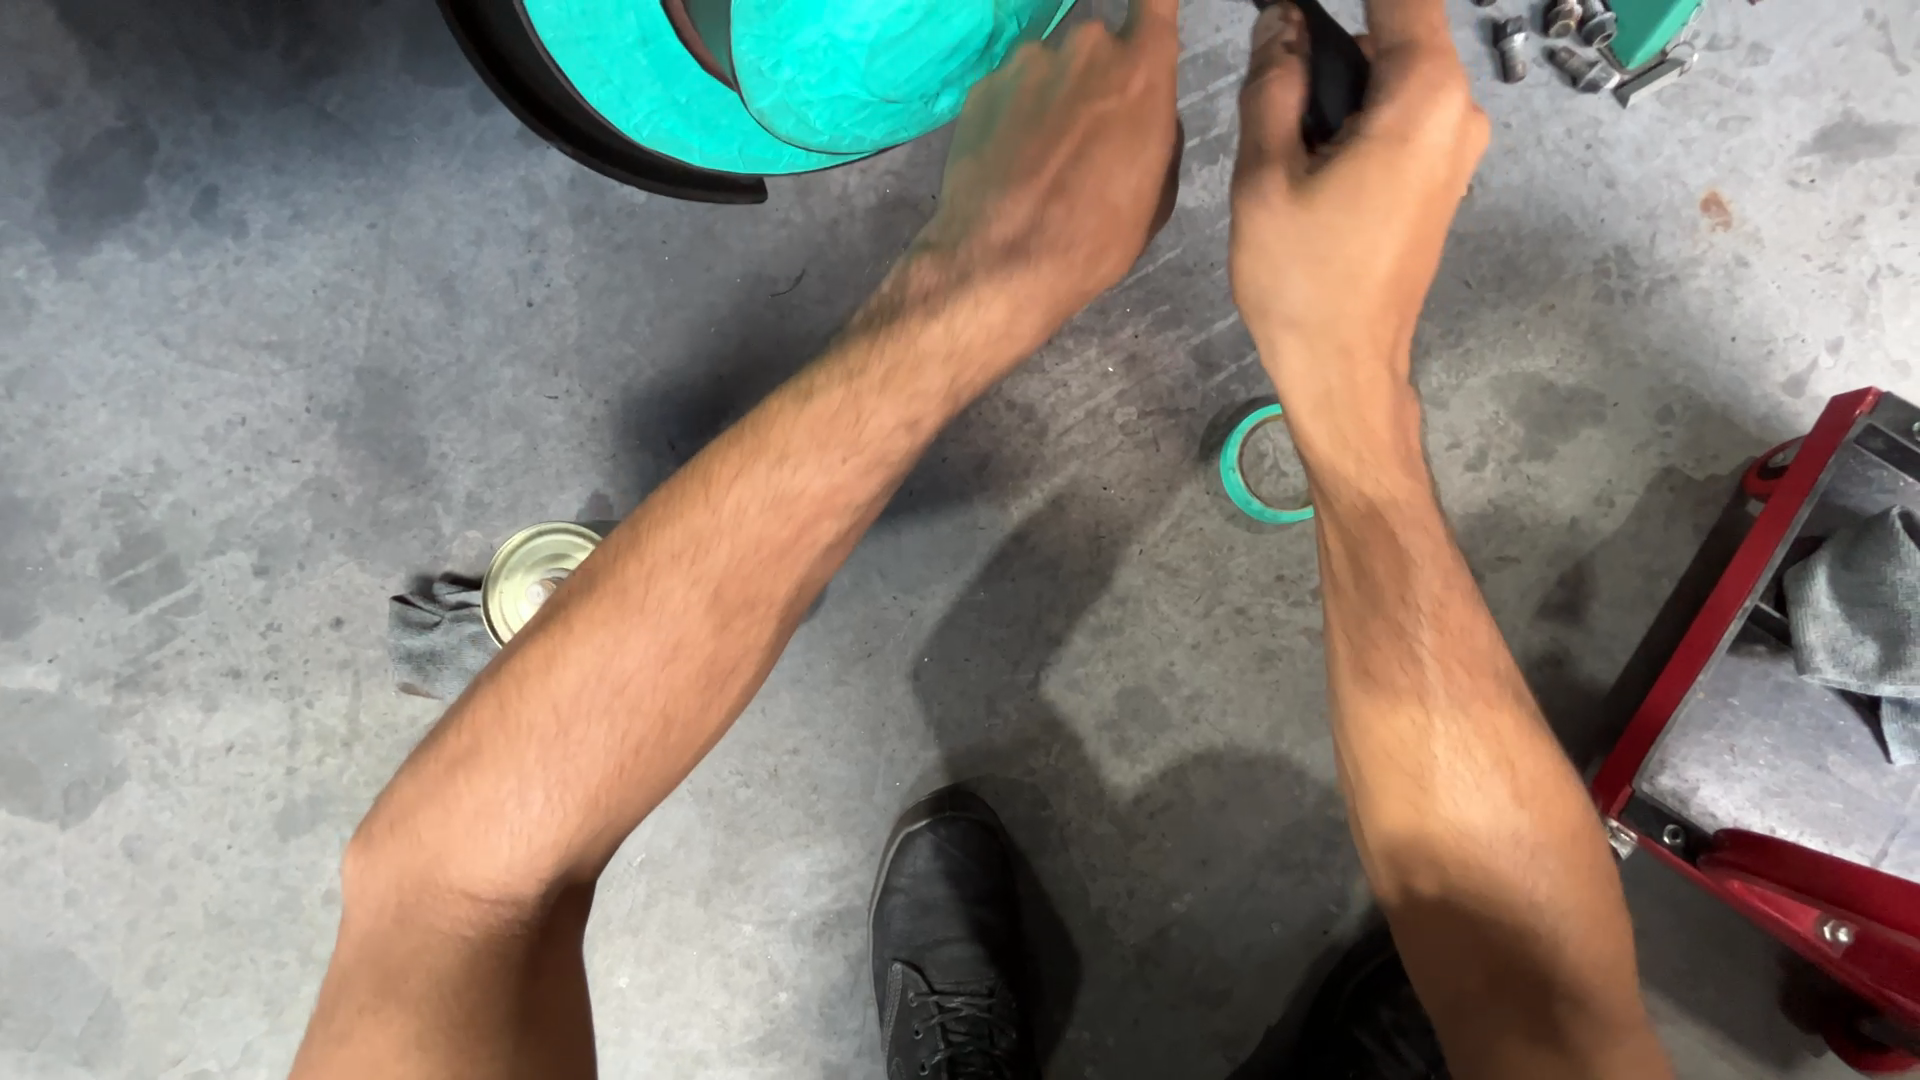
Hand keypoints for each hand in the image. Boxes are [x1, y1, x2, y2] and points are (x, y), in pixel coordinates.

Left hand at [903, 0, 1182, 350]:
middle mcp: (1084, 46)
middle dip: (1093, 84)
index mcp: (1140, 70)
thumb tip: (1149, 116)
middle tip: (1081, 143)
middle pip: (1096, 49)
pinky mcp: (982, 88)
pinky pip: (1008, 94)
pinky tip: (1006, 168)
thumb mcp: (1155, 201)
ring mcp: (1026, 63)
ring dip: (1048, 103)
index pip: (1155, 2)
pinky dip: (1010, 121)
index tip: (1144, 29)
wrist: (1001, 264)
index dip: (1150, 14)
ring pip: (1048, 72)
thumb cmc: (1093, 242)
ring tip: (1037, 164)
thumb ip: (1158, 138)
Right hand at [1229, 0, 1486, 464]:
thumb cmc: (1299, 279)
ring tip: (1284, 153)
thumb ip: (1273, 89)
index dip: (1334, 3)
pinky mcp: (1442, 187)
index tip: (1290, 13)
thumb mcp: (1265, 179)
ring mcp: (1457, 153)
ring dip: (1339, 97)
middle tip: (1270, 100)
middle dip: (1331, 54)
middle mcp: (1461, 111)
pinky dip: (1357, 129)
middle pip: (1395, 41)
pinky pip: (1400, 128)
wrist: (1342, 368)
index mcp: (1423, 96)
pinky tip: (1313, 176)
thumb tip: (1280, 25)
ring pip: (1395, 87)